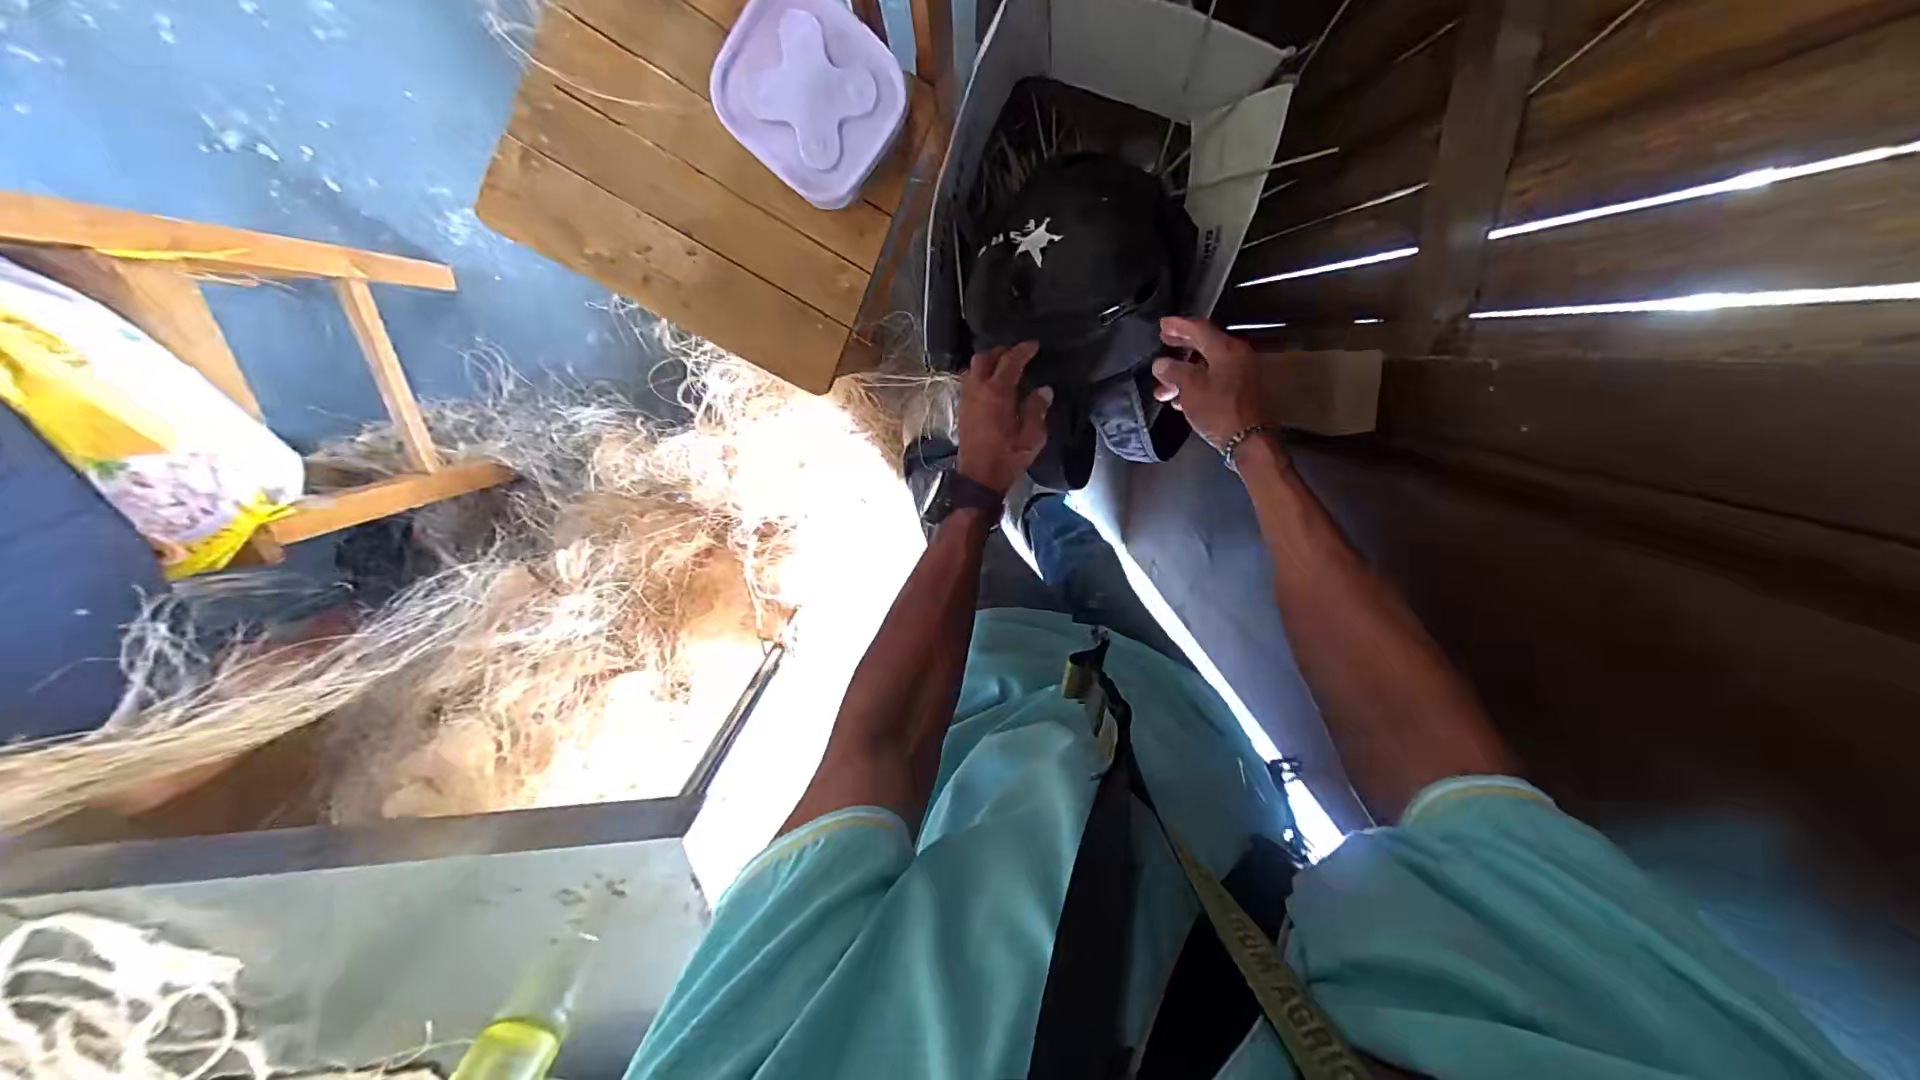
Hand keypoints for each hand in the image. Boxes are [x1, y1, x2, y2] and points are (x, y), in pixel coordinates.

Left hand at [956, 341, 1052, 495]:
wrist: (979, 478)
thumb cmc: (1008, 457)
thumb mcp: (1032, 436)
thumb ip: (1037, 409)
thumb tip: (1043, 390)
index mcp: (997, 392)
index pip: (1010, 361)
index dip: (1023, 350)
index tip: (1033, 345)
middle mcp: (978, 390)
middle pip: (984, 358)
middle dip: (1001, 351)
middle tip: (1016, 353)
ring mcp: (966, 399)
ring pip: (972, 368)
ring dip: (987, 362)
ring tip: (1002, 366)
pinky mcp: (962, 410)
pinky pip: (968, 381)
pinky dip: (979, 375)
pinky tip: (990, 384)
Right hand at [1150, 317, 1265, 448]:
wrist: (1249, 440)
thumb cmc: (1220, 411)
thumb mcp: (1190, 388)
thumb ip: (1174, 371)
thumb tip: (1161, 364)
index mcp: (1226, 349)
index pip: (1199, 328)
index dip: (1179, 325)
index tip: (1163, 324)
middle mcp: (1237, 356)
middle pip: (1205, 344)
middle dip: (1182, 345)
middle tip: (1165, 341)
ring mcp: (1241, 374)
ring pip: (1207, 365)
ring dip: (1184, 371)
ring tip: (1164, 383)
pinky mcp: (1240, 391)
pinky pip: (1214, 379)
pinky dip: (1196, 384)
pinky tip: (1181, 397)